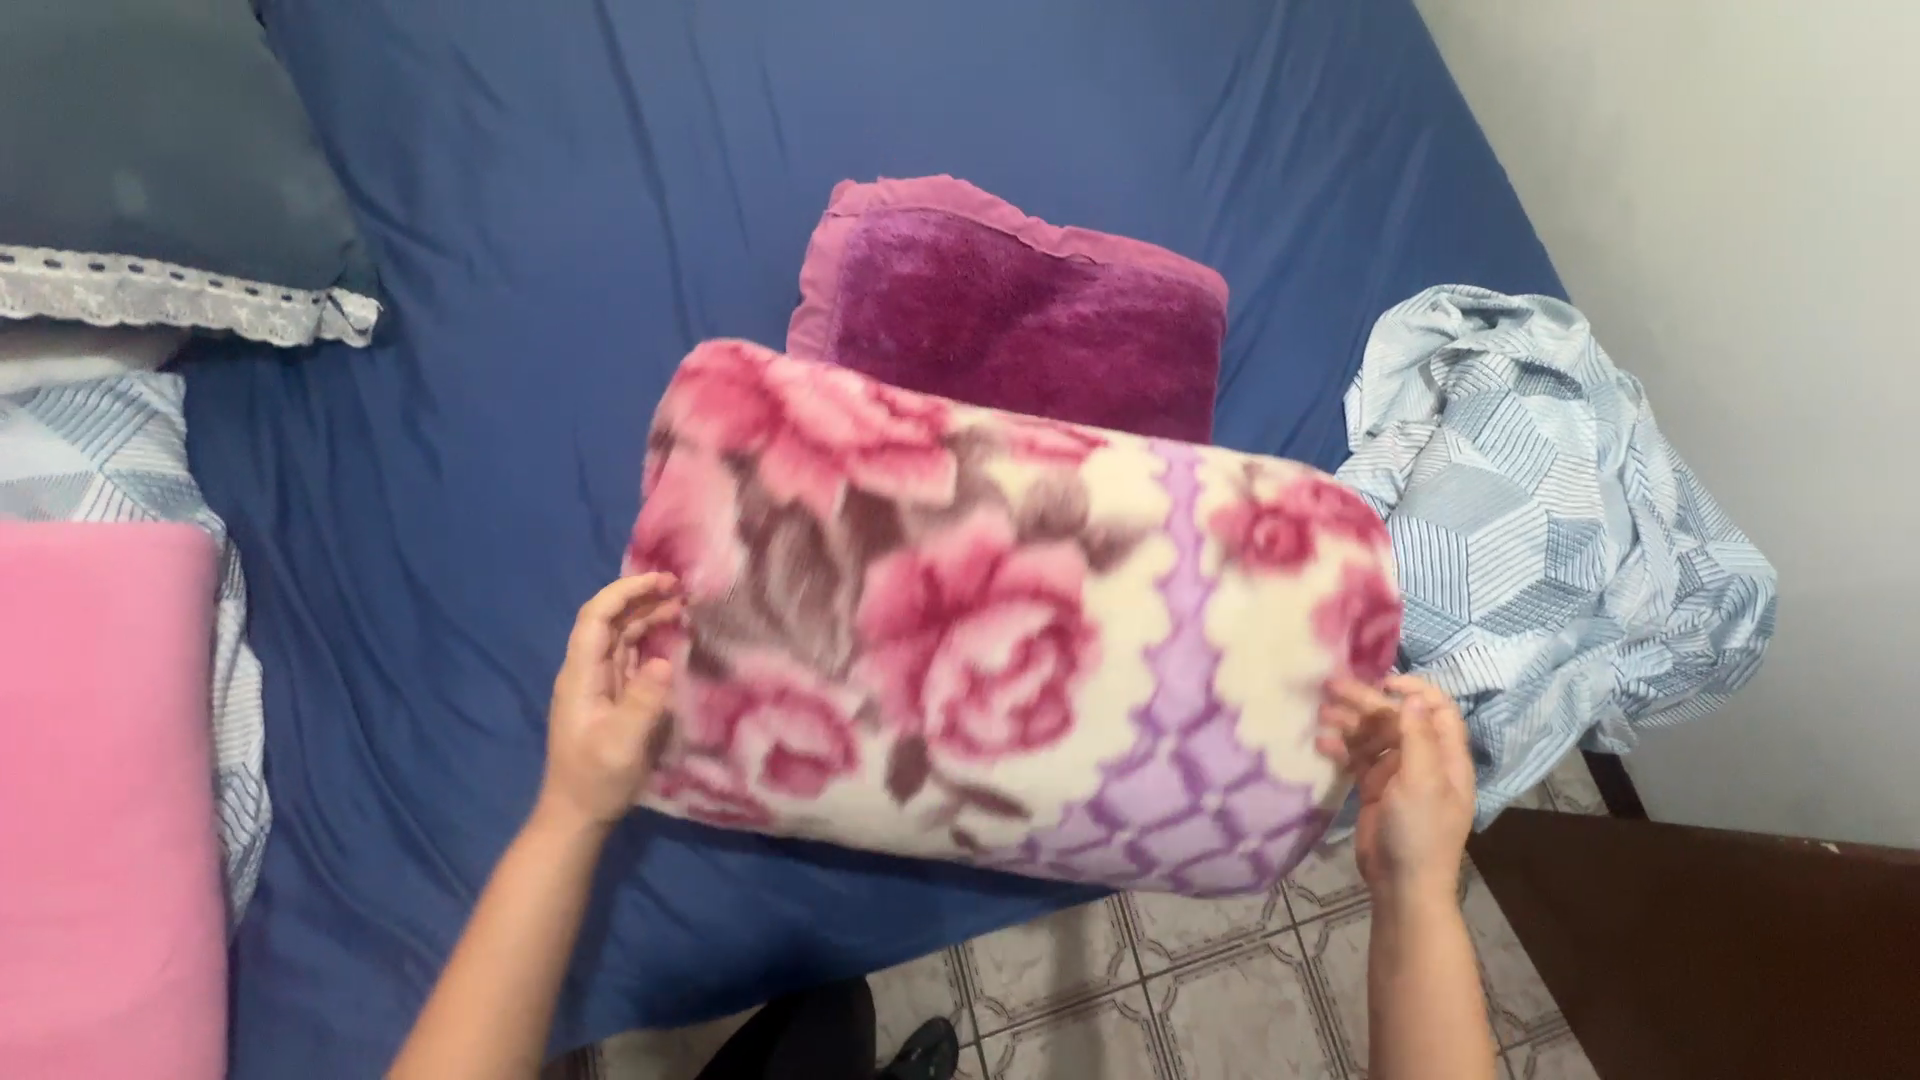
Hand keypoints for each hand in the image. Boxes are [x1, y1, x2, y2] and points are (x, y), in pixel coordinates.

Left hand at [537, 573, 682, 832]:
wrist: (578, 814)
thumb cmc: (596, 779)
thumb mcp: (621, 743)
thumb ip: (642, 702)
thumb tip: (665, 660)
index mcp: (581, 675)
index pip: (596, 618)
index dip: (625, 592)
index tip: (662, 581)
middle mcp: (587, 671)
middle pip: (610, 620)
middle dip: (641, 597)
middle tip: (682, 587)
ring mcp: (599, 683)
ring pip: (621, 635)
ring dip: (648, 615)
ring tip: (683, 604)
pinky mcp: (613, 696)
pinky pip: (631, 655)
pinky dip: (652, 637)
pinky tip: (673, 635)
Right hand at [1315, 674, 1475, 903]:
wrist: (1401, 883)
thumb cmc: (1420, 832)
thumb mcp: (1422, 783)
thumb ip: (1418, 738)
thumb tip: (1412, 697)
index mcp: (1446, 758)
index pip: (1437, 710)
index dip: (1414, 690)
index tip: (1382, 681)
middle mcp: (1422, 760)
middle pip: (1395, 718)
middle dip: (1366, 701)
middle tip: (1331, 687)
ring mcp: (1396, 774)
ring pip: (1372, 735)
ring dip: (1348, 721)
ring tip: (1321, 714)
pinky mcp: (1373, 787)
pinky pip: (1356, 756)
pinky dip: (1340, 746)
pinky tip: (1321, 743)